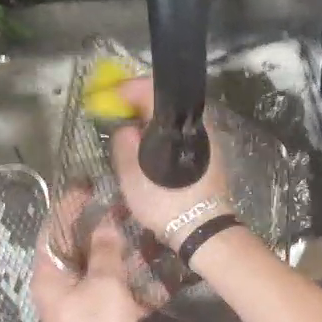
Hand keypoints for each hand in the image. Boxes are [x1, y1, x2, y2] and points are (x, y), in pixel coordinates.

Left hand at [31, 188, 148, 321]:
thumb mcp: (105, 288)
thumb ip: (106, 252)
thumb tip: (106, 222)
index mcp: (50, 273)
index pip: (55, 227)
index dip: (70, 204)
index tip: (90, 183)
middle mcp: (58, 283)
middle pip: (76, 244)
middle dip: (99, 225)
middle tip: (124, 204)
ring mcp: (76, 300)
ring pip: (95, 266)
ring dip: (117, 251)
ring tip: (141, 231)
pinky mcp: (94, 316)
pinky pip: (108, 288)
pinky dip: (126, 279)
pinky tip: (151, 270)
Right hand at [106, 78, 234, 250]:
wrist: (202, 231)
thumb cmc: (165, 202)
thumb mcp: (132, 175)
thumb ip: (123, 144)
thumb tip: (124, 128)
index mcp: (178, 123)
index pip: (152, 90)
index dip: (127, 90)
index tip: (109, 97)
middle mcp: (198, 125)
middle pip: (166, 105)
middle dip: (139, 106)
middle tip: (118, 114)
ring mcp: (209, 142)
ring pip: (175, 122)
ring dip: (152, 124)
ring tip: (131, 133)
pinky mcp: (212, 158)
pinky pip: (183, 137)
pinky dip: (165, 137)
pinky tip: (152, 152)